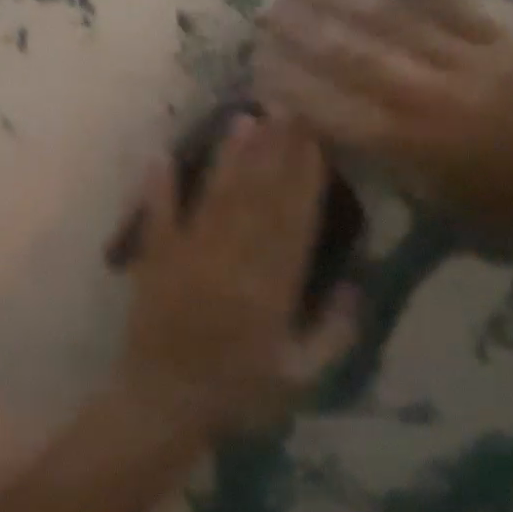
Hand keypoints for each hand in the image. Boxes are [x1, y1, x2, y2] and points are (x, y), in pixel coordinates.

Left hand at [117, 115, 357, 435]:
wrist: (163, 406)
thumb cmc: (239, 395)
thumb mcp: (301, 377)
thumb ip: (334, 331)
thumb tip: (357, 280)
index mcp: (271, 286)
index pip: (294, 218)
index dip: (306, 174)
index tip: (317, 134)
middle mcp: (232, 259)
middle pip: (258, 195)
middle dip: (275, 148)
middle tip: (288, 104)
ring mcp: (189, 254)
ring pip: (216, 196)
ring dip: (230, 156)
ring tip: (245, 117)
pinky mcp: (155, 259)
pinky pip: (157, 217)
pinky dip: (157, 186)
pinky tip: (160, 153)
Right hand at [254, 0, 512, 230]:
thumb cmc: (493, 195)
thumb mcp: (427, 192)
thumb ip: (378, 152)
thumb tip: (325, 115)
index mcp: (411, 145)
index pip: (335, 111)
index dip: (292, 86)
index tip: (257, 63)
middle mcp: (430, 100)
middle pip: (354, 59)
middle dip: (303, 33)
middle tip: (264, 9)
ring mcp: (467, 64)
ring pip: (394, 24)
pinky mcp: (500, 41)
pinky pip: (456, 5)